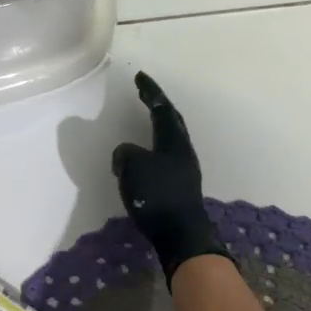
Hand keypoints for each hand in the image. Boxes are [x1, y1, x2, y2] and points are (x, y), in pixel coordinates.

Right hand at [112, 72, 227, 282]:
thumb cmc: (157, 195)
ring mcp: (185, 169)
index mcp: (173, 140)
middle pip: (172, 121)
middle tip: (145, 95)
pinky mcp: (181, 186)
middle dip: (158, 106)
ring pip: (170, 139)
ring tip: (146, 122)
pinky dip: (154, 148)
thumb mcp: (132, 167)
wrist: (180, 234)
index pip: (161, 108)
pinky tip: (146, 156)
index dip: (150, 91)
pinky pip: (166, 157)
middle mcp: (182, 150)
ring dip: (158, 127)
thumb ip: (125, 153)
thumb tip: (126, 154)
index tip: (140, 77)